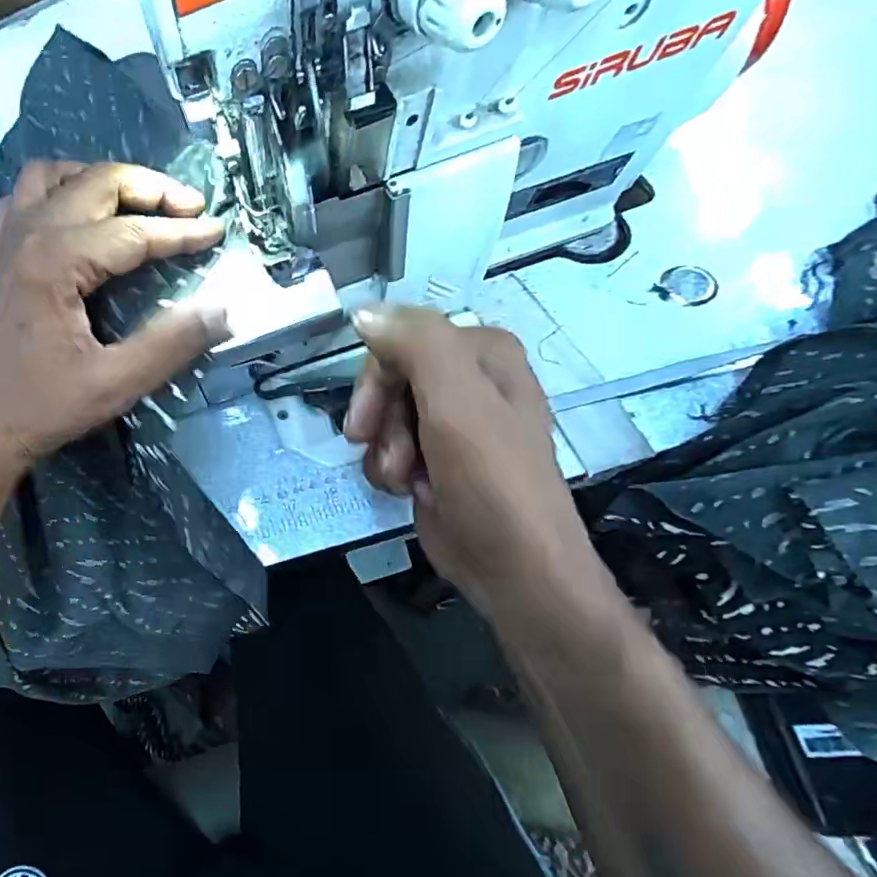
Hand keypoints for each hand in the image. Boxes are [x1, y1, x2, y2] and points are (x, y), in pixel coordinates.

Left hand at [0, 162, 228, 491]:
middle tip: (193, 208)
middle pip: (97, 183)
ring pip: (57, 175)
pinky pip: (27, 196)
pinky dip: (62, 190)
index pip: (133, 230)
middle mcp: (29, 234)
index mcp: (56, 261)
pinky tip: (82, 215)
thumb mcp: (117, 383)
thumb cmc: (45, 406)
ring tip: (142, 202)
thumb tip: (221, 310)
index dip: (182, 231)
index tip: (219, 232)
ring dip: (104, 179)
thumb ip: (171, 344)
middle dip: (152, 188)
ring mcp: (7, 238)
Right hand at [343, 306, 605, 615]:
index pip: (406, 339)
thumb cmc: (491, 478)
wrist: (512, 564)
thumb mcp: (457, 401)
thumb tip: (364, 311)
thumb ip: (415, 344)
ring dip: (386, 451)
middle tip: (385, 452)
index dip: (379, 378)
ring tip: (406, 480)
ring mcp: (453, 427)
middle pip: (393, 380)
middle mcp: (471, 384)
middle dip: (382, 420)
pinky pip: (392, 451)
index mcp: (485, 355)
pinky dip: (392, 472)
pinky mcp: (436, 464)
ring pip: (387, 418)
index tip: (365, 417)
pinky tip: (411, 491)